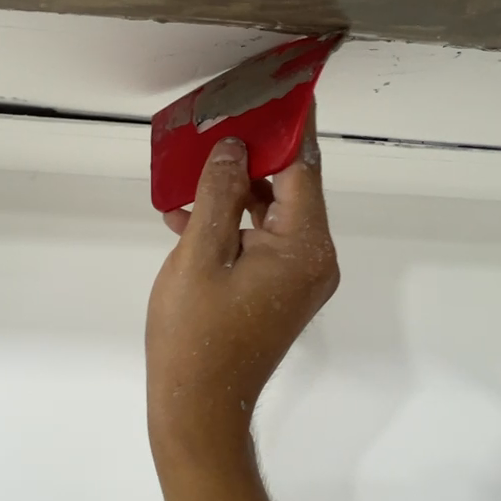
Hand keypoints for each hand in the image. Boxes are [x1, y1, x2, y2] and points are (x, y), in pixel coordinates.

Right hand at [146, 111, 338, 451]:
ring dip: (232, 194)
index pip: (303, 168)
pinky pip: (260, 241)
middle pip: (289, 189)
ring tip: (189, 177)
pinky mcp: (279, 292)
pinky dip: (231, 226)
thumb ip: (221, 192)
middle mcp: (314, 259)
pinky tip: (186, 220)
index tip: (271, 92)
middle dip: (250, 159)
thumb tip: (237, 146)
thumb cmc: (195, 331)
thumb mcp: (200, 252)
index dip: (285, 129)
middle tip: (213, 131)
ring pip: (270, 215)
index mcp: (305, 247)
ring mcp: (298, 279)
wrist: (197, 407)